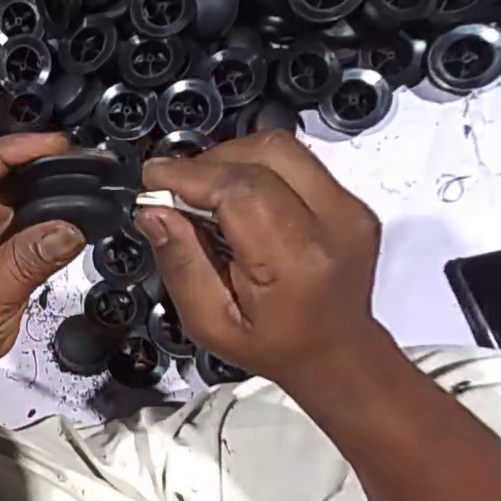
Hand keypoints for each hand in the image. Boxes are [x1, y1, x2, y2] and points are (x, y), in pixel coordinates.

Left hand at [0, 132, 86, 383]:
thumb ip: (29, 257)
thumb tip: (68, 229)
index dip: (12, 150)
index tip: (50, 145)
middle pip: (2, 174)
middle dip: (38, 162)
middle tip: (75, 156)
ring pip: (22, 195)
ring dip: (51, 185)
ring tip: (82, 174)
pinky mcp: (10, 247)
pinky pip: (36, 221)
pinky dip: (56, 213)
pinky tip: (77, 206)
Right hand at [135, 131, 392, 384]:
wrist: (334, 352)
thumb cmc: (276, 346)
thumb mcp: (210, 323)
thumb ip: (181, 265)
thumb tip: (153, 214)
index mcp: (298, 262)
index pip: (241, 188)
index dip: (189, 175)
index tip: (154, 180)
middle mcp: (334, 225)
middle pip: (263, 155)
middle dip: (205, 164)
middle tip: (172, 190)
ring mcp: (347, 208)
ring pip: (278, 149)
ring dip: (228, 161)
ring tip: (201, 194)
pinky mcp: (347, 199)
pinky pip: (293, 161)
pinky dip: (252, 169)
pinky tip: (232, 199)